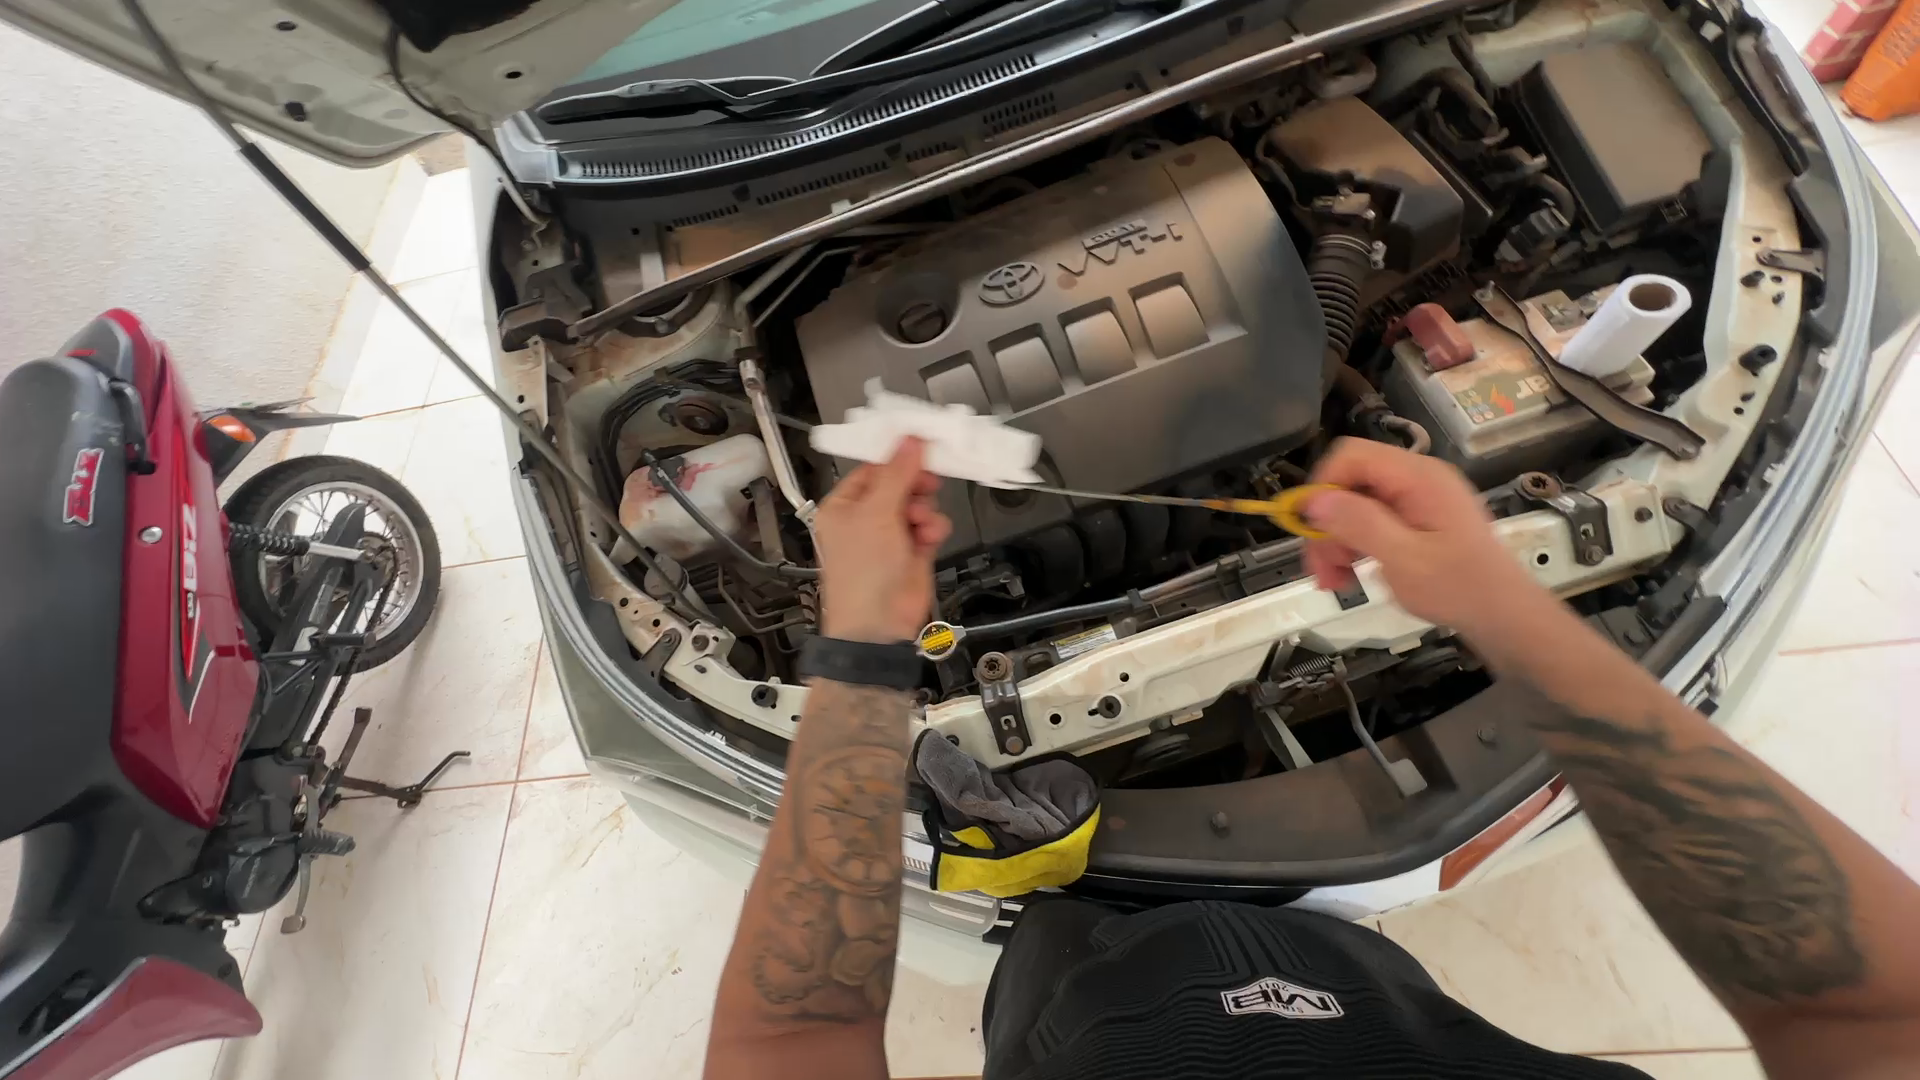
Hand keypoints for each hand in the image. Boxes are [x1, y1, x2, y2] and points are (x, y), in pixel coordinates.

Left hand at [814, 438, 951, 643]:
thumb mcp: (877, 513)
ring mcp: (889, 536)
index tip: (921, 444)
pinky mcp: (913, 552)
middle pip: (899, 485)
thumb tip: (910, 440)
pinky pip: (929, 527)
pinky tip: (930, 537)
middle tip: (928, 482)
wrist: (879, 624)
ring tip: (922, 523)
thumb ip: (897, 474)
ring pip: (918, 505)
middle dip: (915, 486)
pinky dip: (933, 529)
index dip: (897, 458)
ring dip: (925, 510)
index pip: (872, 469)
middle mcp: (865, 519)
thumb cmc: (863, 573)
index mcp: (843, 506)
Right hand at [1302, 438, 1547, 636]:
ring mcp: (1413, 500)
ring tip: (1335, 580)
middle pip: (1347, 484)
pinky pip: (1367, 522)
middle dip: (1326, 525)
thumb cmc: (1460, 589)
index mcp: (1418, 478)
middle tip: (1321, 569)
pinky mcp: (1411, 519)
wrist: (1504, 617)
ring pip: (1351, 507)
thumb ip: (1360, 523)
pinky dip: (1351, 547)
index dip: (1322, 486)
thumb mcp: (1405, 559)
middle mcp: (1415, 480)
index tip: (1309, 526)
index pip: (1351, 456)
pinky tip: (1350, 575)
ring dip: (1334, 542)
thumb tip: (1314, 500)